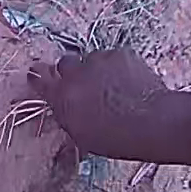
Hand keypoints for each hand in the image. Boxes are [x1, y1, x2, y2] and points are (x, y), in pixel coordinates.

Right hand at [29, 49, 189, 160]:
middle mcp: (75, 74)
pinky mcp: (121, 54)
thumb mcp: (80, 134)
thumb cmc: (114, 137)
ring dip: (96, 68)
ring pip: (91, 59)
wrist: (152, 122)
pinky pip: (113, 56)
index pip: (38, 78)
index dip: (38, 76)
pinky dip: (118, 65)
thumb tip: (64, 110)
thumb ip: (67, 114)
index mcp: (61, 96)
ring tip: (111, 83)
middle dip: (71, 71)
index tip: (38, 76)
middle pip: (64, 63)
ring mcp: (98, 61)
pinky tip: (128, 79)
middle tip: (82, 83)